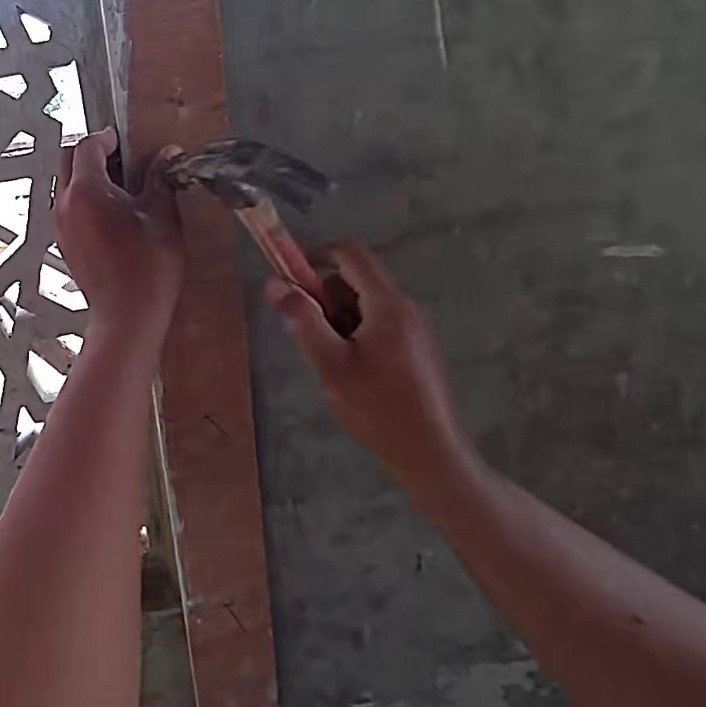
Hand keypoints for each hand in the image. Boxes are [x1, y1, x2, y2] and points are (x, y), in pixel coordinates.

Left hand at [54, 129, 182, 333]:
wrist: (128, 314)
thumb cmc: (146, 270)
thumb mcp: (162, 215)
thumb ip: (161, 178)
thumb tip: (168, 156)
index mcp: (87, 191)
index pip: (87, 147)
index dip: (105, 138)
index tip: (120, 138)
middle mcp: (66, 206)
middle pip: (67, 162)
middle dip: (91, 154)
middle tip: (120, 157)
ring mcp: (62, 227)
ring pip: (67, 187)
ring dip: (88, 178)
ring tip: (121, 187)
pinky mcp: (67, 245)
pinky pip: (70, 211)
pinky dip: (86, 202)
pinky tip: (113, 214)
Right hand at [266, 243, 477, 487]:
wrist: (431, 453)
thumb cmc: (378, 406)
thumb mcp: (331, 362)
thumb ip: (302, 320)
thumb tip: (274, 283)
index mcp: (388, 304)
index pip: (350, 253)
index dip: (316, 254)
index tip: (289, 274)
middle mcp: (406, 307)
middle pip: (355, 281)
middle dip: (325, 300)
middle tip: (312, 337)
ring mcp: (415, 327)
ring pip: (365, 305)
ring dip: (339, 321)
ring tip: (334, 364)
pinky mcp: (417, 347)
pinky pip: (378, 325)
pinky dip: (356, 336)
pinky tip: (354, 374)